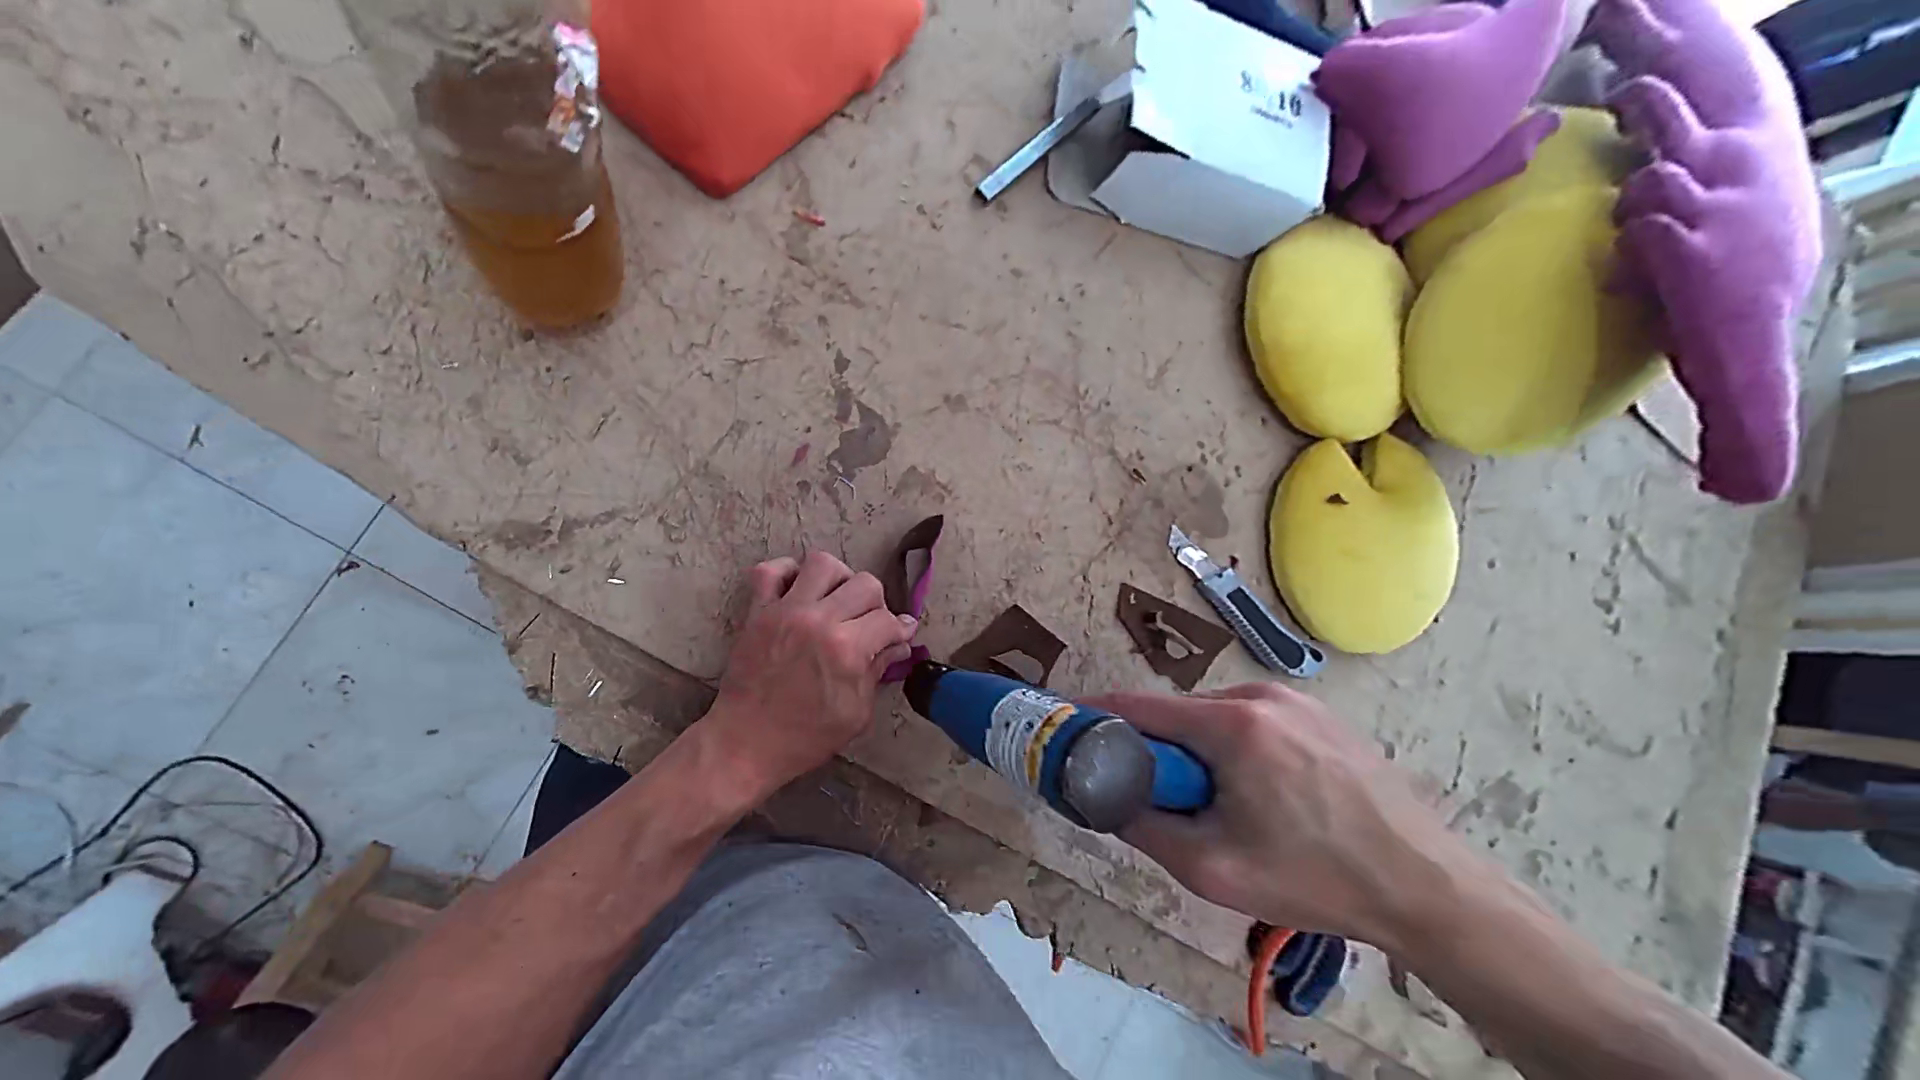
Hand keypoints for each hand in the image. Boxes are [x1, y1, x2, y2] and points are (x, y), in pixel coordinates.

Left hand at [706, 552, 917, 791]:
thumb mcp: (856, 714)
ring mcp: (784, 611)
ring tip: (836, 601)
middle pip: (865, 583)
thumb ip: (878, 671)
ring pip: (822, 563)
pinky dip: (787, 573)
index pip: (888, 619)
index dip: (901, 629)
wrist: (746, 743)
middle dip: (876, 603)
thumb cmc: (805, 736)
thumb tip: (899, 644)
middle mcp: (818, 620)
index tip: (900, 635)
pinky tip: (798, 592)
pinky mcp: (757, 612)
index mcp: (846, 649)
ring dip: (838, 579)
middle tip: (868, 624)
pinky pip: (770, 571)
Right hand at [1084, 683, 1479, 950]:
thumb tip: (1106, 800)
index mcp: (1233, 724)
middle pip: (1179, 714)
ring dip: (1200, 752)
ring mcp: (1296, 700)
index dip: (1097, 716)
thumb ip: (1143, 828)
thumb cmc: (1316, 879)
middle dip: (1158, 750)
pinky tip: (1262, 794)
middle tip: (1162, 798)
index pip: (1139, 705)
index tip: (1069, 727)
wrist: (1428, 888)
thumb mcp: (1211, 868)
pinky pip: (1252, 721)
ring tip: (1223, 806)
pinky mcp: (1319, 714)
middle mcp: (1261, 695)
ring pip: (1215, 717)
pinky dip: (1235, 749)